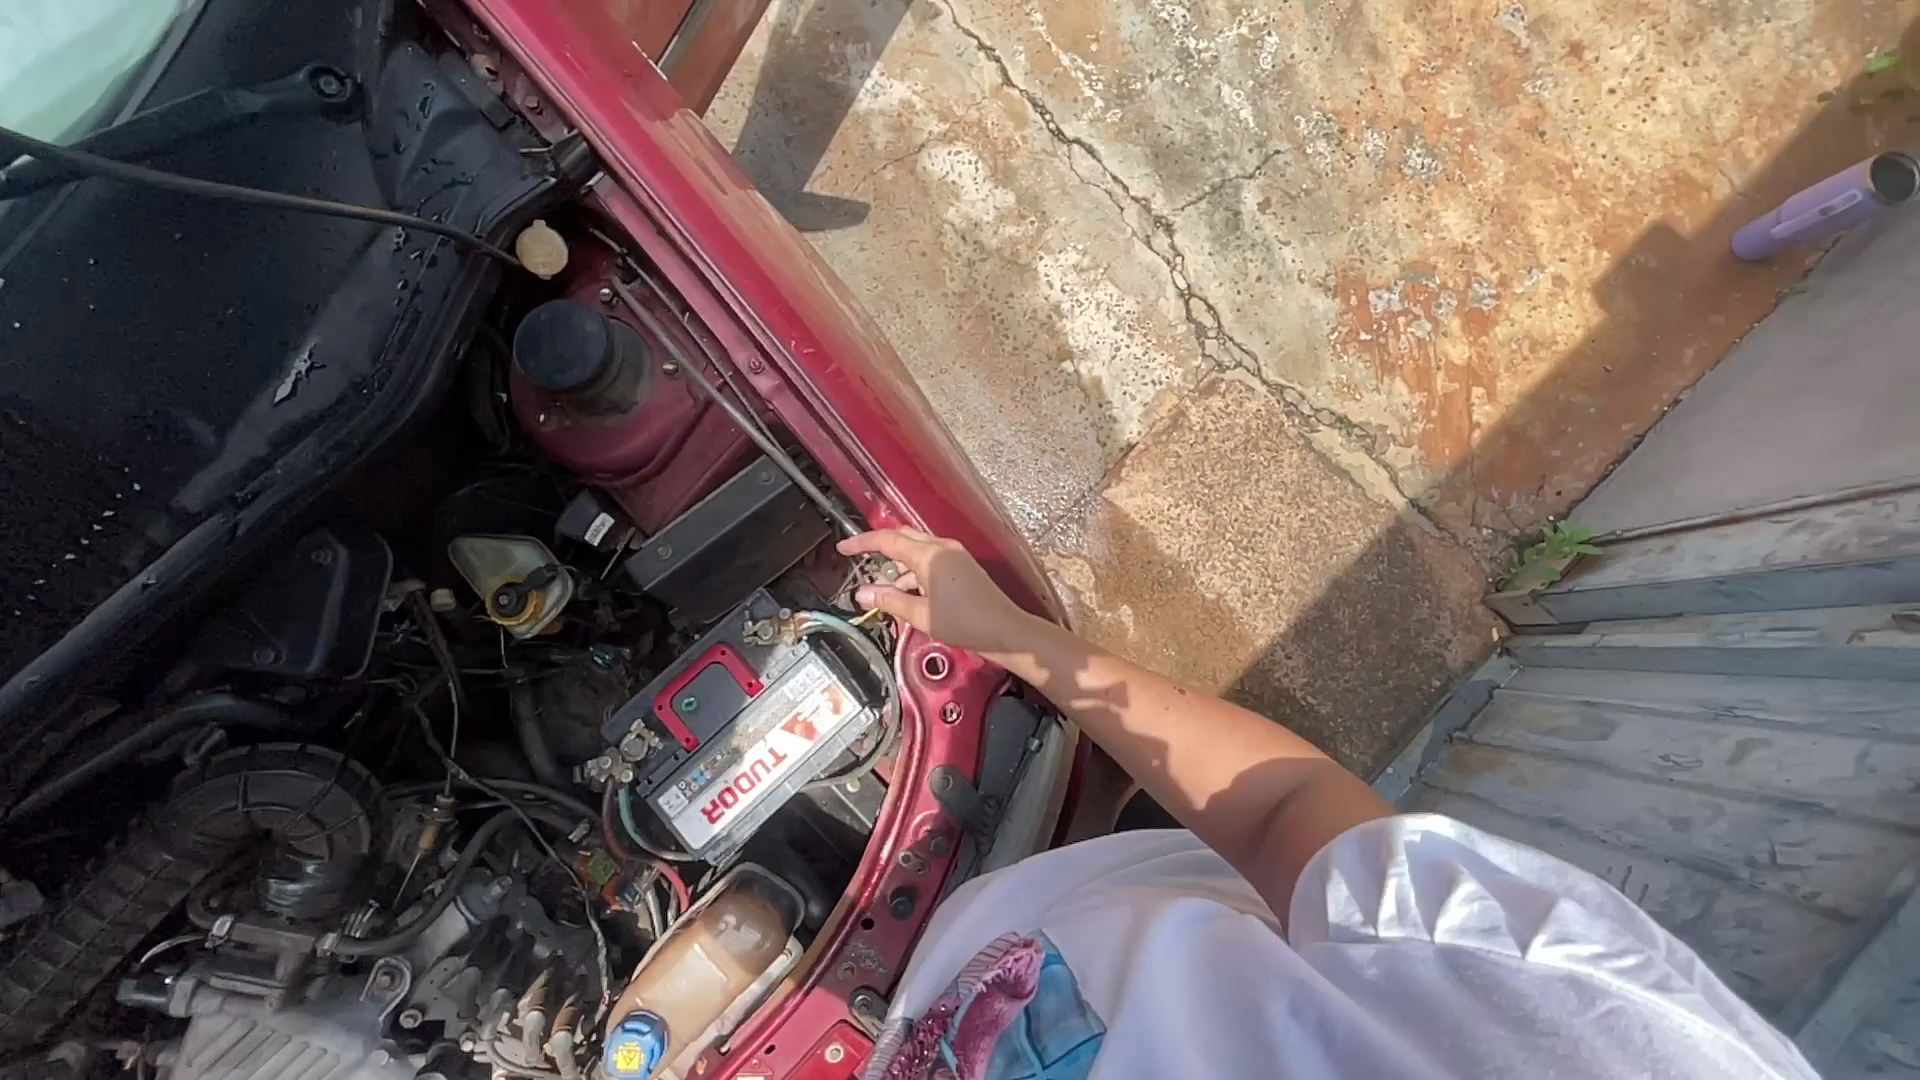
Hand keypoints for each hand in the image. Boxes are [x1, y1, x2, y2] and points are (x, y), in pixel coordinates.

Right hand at [836, 529, 1036, 654]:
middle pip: (903, 538)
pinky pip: (930, 560)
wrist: (1004, 630)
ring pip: (916, 550)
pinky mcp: (961, 565)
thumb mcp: (920, 614)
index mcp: (929, 555)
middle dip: (879, 547)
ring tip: (883, 588)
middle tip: (859, 559)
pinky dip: (914, 571)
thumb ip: (889, 600)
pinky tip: (907, 592)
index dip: (862, 543)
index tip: (844, 548)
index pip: (887, 540)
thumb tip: (863, 593)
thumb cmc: (965, 623)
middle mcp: (942, 548)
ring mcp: (954, 555)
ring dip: (898, 564)